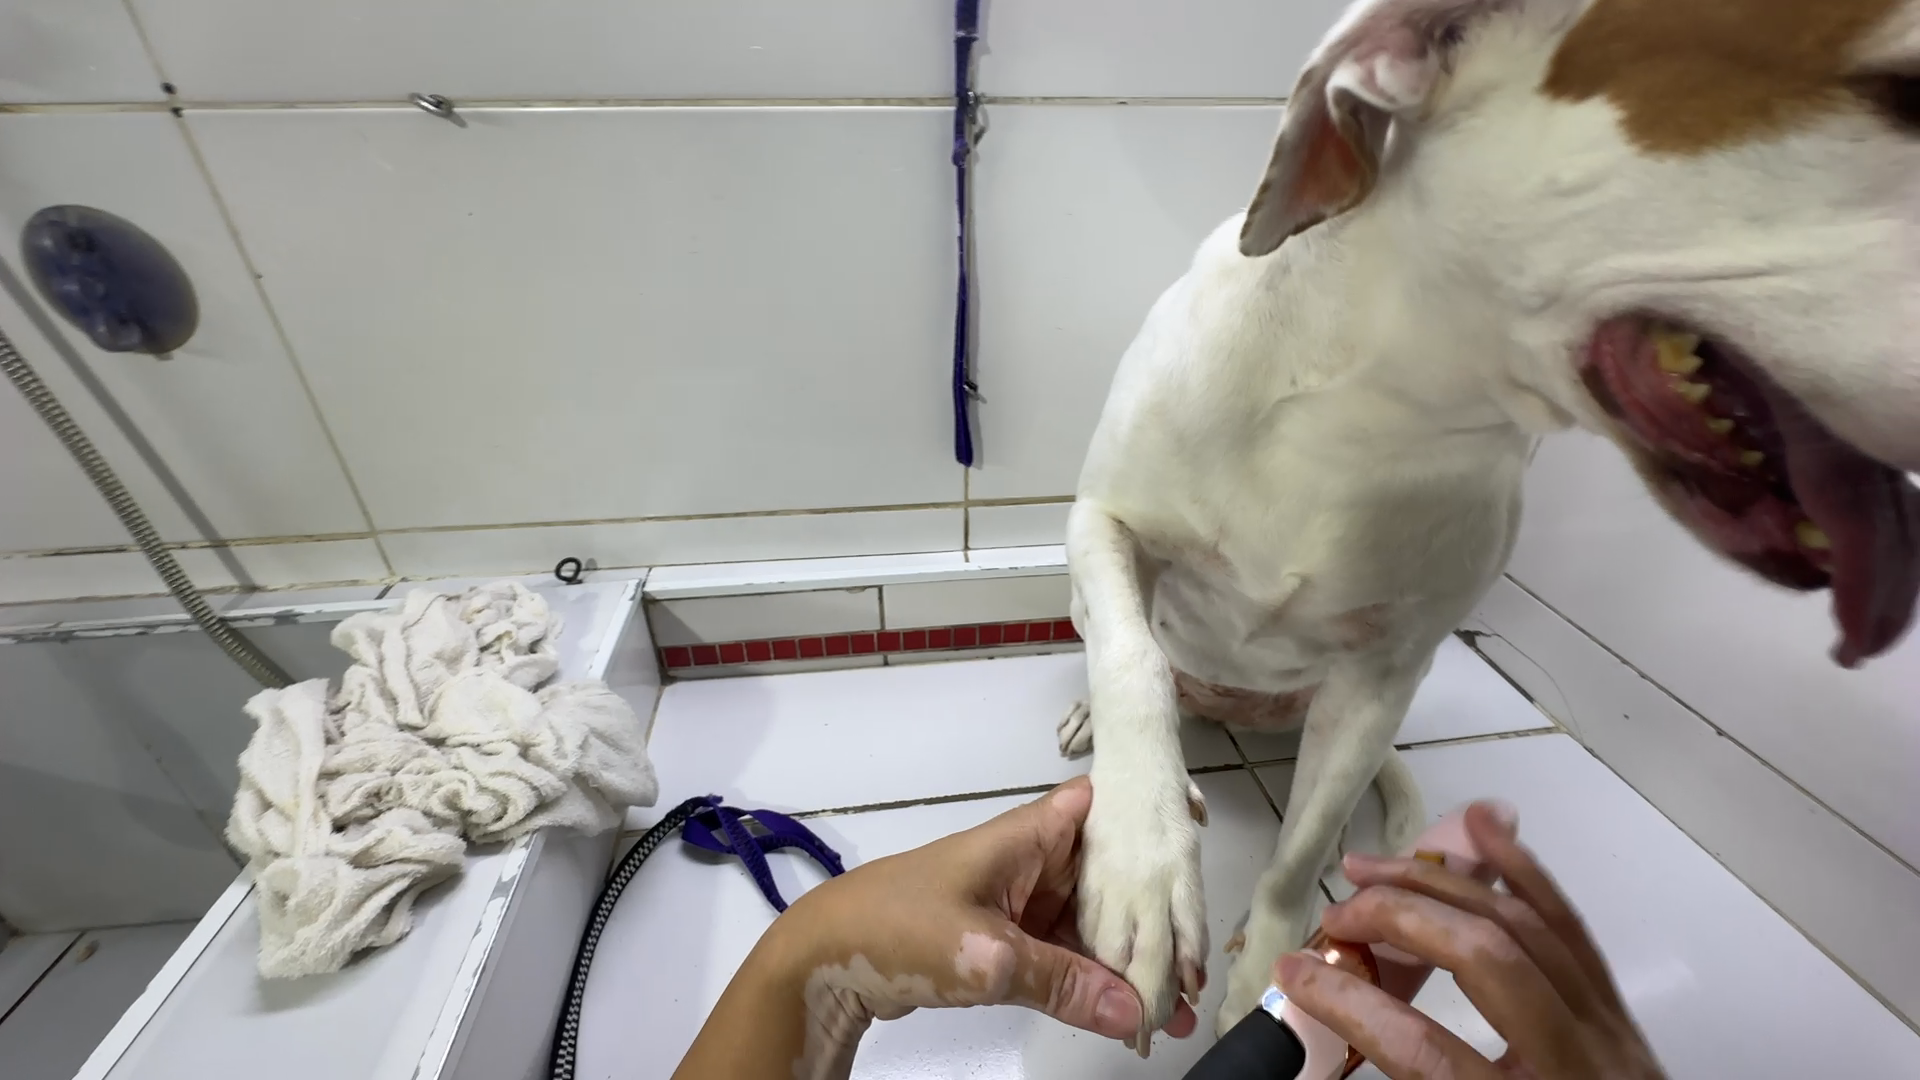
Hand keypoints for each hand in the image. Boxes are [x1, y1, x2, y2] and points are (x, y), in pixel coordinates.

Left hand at [771, 777, 1198, 1049]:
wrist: (831, 955)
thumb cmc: (902, 924)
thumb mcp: (985, 954)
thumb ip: (1061, 980)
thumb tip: (1136, 1012)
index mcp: (1028, 835)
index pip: (1099, 805)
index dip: (1144, 814)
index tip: (1193, 842)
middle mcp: (1033, 860)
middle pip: (1106, 875)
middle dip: (1150, 915)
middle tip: (1195, 972)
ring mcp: (1022, 900)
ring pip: (1089, 920)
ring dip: (1126, 958)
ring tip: (1174, 1008)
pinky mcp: (1009, 938)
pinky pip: (1065, 952)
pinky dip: (1094, 979)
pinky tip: (1127, 1014)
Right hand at [1275, 803, 1667, 1079]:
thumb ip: (1407, 1073)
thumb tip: (1322, 1016)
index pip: (1425, 1050)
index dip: (1347, 1002)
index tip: (1293, 971)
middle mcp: (1584, 1068)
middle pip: (1483, 958)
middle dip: (1394, 920)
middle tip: (1337, 918)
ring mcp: (1613, 1035)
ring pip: (1520, 925)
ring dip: (1434, 882)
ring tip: (1368, 867)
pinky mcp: (1620, 1015)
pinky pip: (1569, 927)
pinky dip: (1520, 870)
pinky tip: (1480, 826)